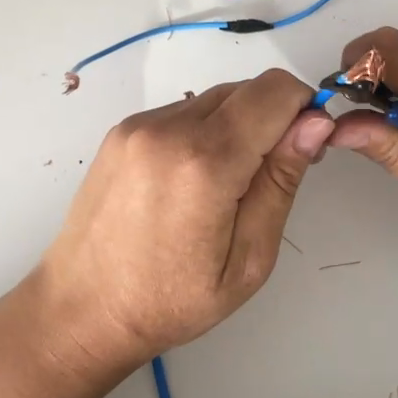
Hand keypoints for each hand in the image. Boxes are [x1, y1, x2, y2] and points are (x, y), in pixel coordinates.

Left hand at [37, 70, 332, 369]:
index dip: (303, 109)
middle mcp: (169, 127)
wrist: (82, 308)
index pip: (275, 91)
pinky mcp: (122, 129)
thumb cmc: (171, 300)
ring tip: (224, 186)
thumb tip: (316, 123)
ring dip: (236, 125)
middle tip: (266, 178)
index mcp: (206, 161)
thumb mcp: (248, 259)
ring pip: (214, 98)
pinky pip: (182, 111)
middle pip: (246, 89)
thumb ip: (282, 182)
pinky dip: (202, 131)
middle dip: (272, 120)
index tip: (304, 149)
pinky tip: (191, 181)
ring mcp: (140, 125)